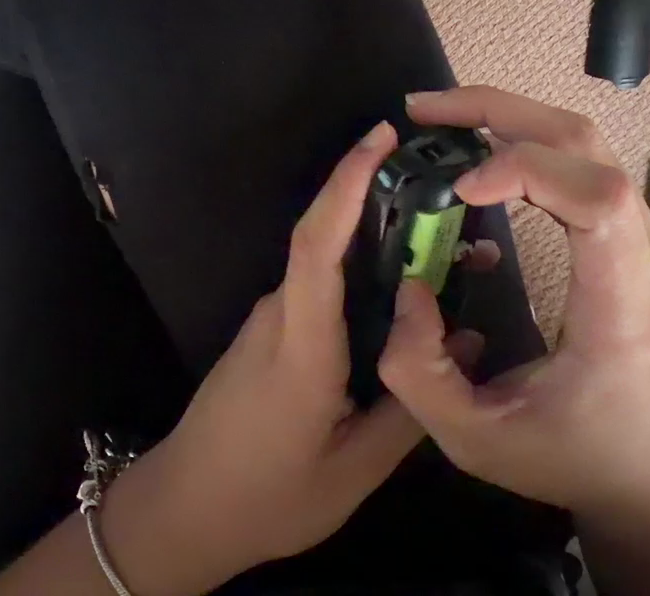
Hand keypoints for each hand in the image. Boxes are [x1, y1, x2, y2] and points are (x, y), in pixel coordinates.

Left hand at [97, 121, 429, 592]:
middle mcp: (280, 314)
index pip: (318, 245)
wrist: (185, 510)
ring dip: (379, 247)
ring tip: (449, 254)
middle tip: (450, 195)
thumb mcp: (354, 469)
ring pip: (327, 265)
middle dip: (382, 201)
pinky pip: (320, 290)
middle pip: (326, 238)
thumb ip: (410, 405)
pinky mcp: (271, 332)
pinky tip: (405, 300)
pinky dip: (362, 280)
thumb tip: (464, 344)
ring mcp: (270, 320)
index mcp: (300, 344)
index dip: (346, 184)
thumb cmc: (268, 495)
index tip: (381, 138)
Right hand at [379, 86, 649, 519]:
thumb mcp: (475, 441)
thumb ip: (419, 373)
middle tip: (423, 113)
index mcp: (622, 311)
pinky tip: (476, 145)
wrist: (645, 468)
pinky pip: (582, 160)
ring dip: (508, 114)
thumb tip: (405, 287)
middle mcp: (649, 259)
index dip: (525, 171)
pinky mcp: (632, 232)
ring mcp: (648, 239)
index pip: (599, 202)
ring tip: (440, 117)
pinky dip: (523, 135)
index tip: (459, 188)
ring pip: (586, 139)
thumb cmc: (567, 454)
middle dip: (500, 111)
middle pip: (588, 145)